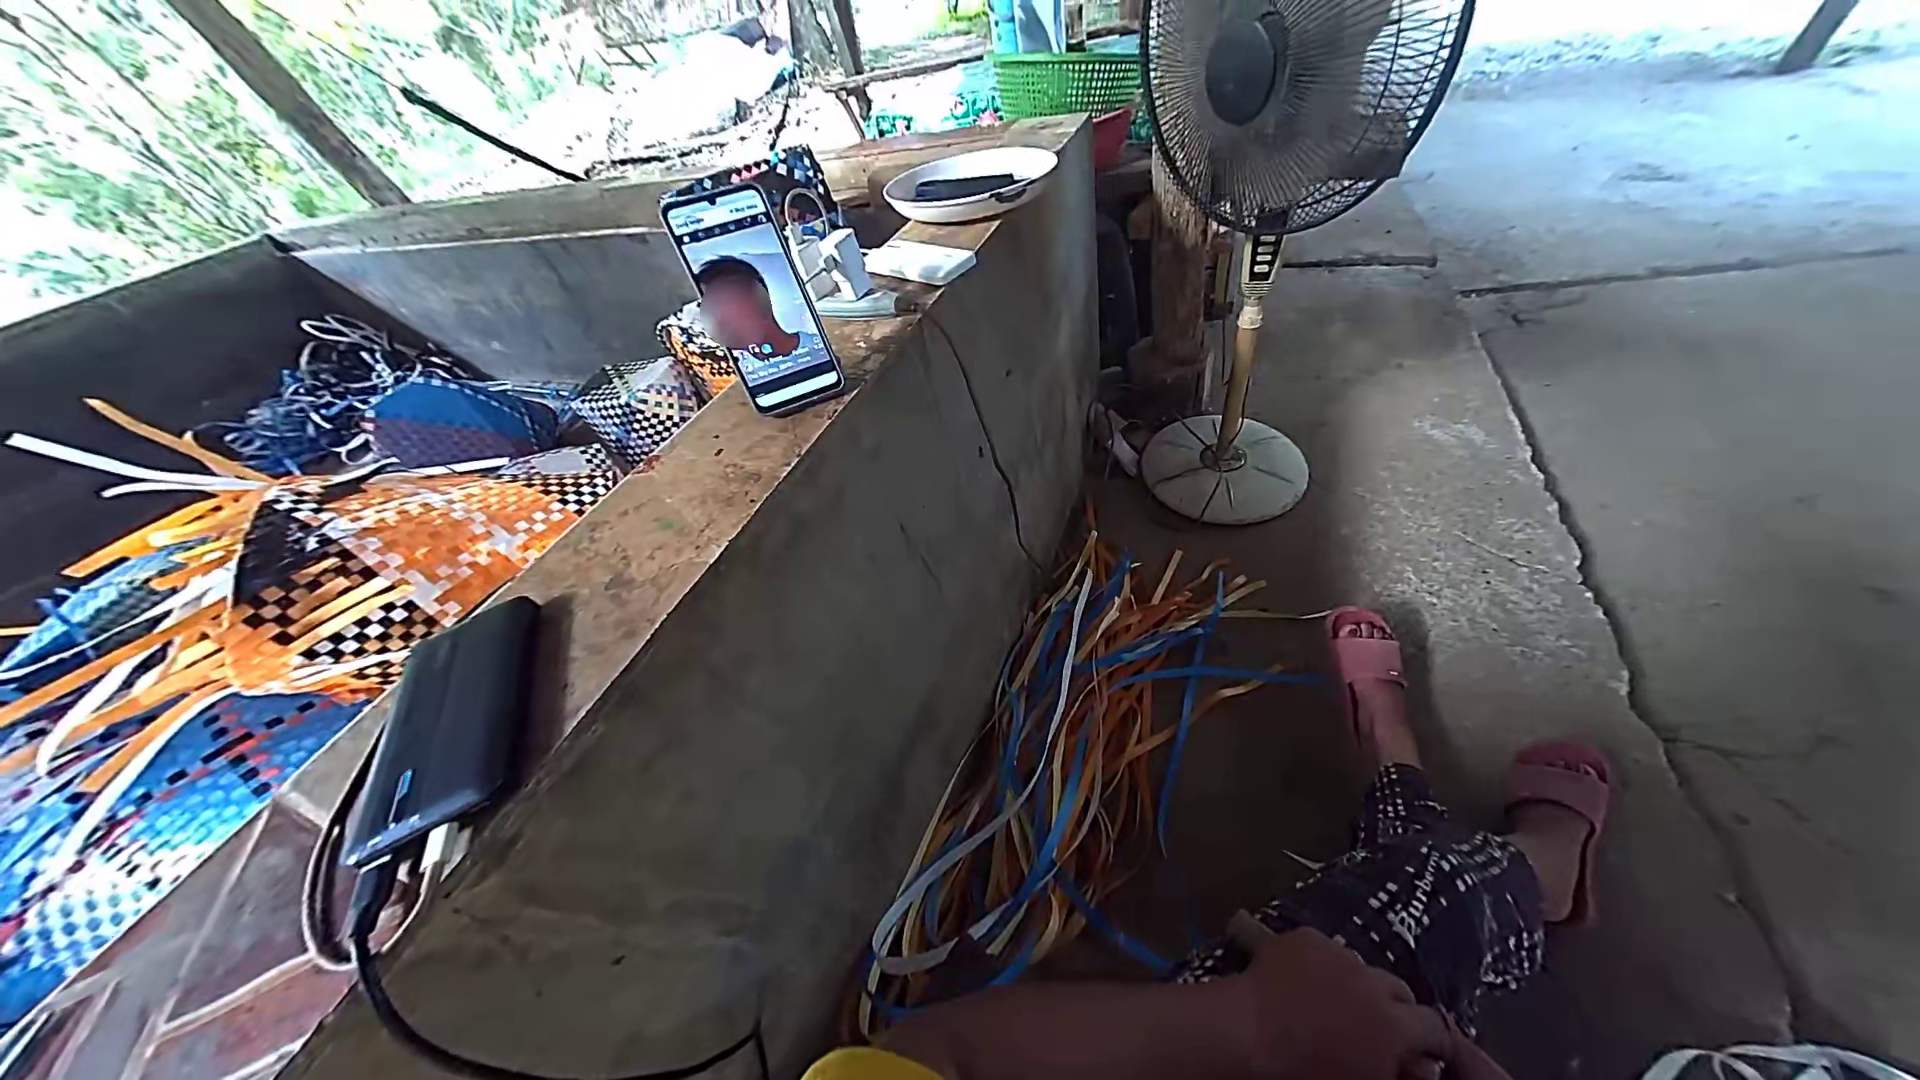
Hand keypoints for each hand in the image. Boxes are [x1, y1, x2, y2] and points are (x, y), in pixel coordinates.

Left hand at [1239, 927, 1454, 1079]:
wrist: (1252, 1031)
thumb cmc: (1309, 1069)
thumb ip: (1402, 1072)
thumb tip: (1419, 1065)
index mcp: (1394, 1023)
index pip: (1436, 1026)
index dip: (1431, 1041)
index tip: (1422, 1051)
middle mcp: (1370, 980)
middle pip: (1400, 990)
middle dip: (1395, 1008)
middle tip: (1375, 1026)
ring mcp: (1336, 952)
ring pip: (1361, 967)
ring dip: (1357, 983)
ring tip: (1335, 1000)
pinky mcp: (1305, 936)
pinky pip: (1326, 948)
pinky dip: (1324, 962)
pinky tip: (1307, 978)